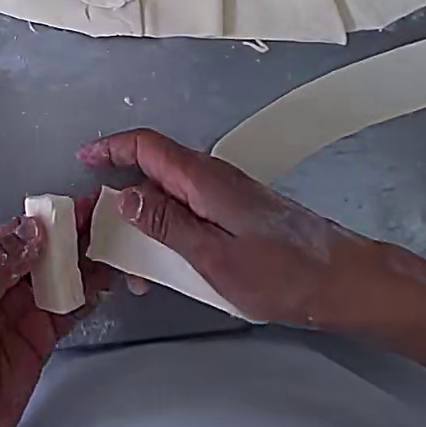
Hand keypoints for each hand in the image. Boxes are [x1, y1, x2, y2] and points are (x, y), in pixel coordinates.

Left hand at [0, 199, 108, 426]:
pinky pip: (69, 309)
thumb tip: (32, 230)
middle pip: (45, 252)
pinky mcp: (40, 338)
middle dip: (73, 236)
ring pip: (61, 278)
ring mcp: (23, 312)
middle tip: (105, 223)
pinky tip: (105, 284)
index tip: (77, 207)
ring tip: (114, 248)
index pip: (19, 234)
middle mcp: (2, 285)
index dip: (48, 220)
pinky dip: (88, 296)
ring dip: (86, 263)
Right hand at [81, 128, 425, 334]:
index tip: (84, 160)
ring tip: (132, 263)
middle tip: (100, 229)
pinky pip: (188, 208)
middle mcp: (210, 176)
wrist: (341, 280)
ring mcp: (224, 191)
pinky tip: (166, 262)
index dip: (111, 148)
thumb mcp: (213, 258)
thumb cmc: (281, 274)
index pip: (146, 146)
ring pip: (169, 193)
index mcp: (202, 180)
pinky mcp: (234, 208)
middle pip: (153, 168)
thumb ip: (166, 225)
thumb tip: (123, 197)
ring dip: (144, 219)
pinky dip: (167, 228)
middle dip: (120, 192)